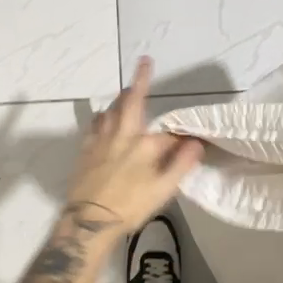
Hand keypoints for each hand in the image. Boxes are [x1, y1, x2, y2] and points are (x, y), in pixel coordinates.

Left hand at [63, 57, 203, 236]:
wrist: (89, 220)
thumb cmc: (130, 206)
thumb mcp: (163, 189)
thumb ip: (181, 163)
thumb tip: (196, 142)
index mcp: (145, 144)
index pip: (169, 133)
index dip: (181, 136)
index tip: (190, 139)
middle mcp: (123, 135)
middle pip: (132, 101)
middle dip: (140, 81)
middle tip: (144, 62)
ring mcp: (101, 140)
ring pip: (111, 109)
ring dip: (121, 98)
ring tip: (127, 92)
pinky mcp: (86, 149)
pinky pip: (96, 124)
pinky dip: (103, 116)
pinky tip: (104, 117)